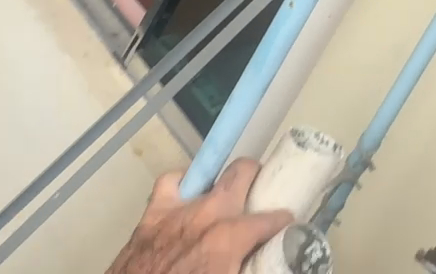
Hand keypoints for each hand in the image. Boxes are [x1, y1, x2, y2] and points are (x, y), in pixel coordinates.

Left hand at [106, 159, 293, 273]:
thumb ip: (247, 268)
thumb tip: (267, 265)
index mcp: (230, 238)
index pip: (274, 219)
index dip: (283, 225)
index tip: (284, 232)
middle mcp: (208, 213)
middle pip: (244, 171)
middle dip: (256, 182)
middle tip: (256, 203)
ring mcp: (178, 211)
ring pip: (209, 174)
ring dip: (218, 186)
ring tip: (221, 203)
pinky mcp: (150, 217)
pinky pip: (169, 183)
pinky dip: (181, 187)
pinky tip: (185, 200)